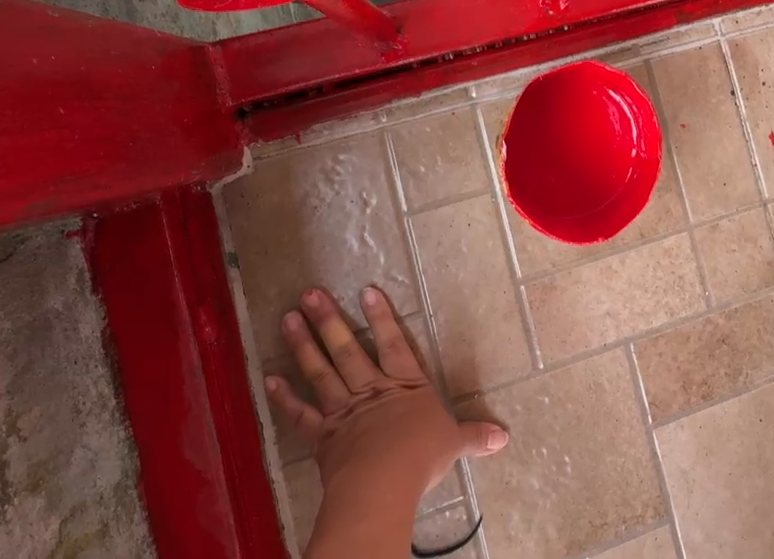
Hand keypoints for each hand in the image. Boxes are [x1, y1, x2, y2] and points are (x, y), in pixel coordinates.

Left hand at [267, 287, 508, 514]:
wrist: (382, 483)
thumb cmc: (422, 458)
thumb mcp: (454, 443)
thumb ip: (474, 435)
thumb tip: (505, 437)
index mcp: (406, 386)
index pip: (394, 343)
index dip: (381, 317)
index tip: (366, 291)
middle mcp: (372, 389)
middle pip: (348, 350)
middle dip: (329, 320)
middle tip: (310, 294)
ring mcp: (344, 410)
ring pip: (321, 372)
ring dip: (304, 345)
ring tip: (289, 318)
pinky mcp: (323, 435)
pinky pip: (301, 414)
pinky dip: (285, 397)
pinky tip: (269, 378)